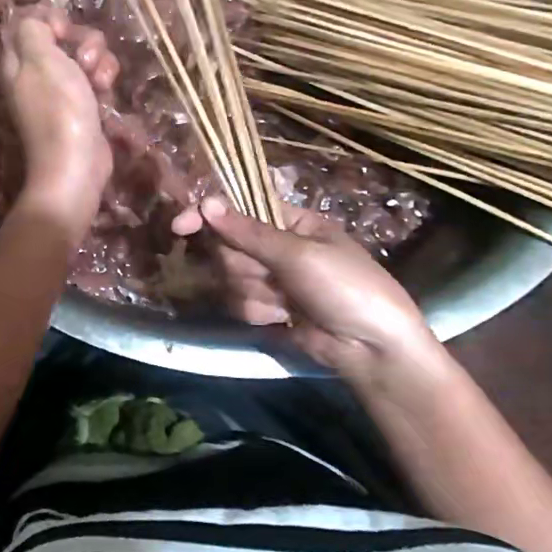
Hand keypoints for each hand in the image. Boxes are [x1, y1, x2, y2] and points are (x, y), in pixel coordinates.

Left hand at [2, 12, 113, 238]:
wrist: (76, 163)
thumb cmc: (57, 109)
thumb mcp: (40, 60)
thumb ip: (33, 30)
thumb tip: (38, 22)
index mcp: (17, 62)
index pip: (28, 23)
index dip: (50, 18)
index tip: (62, 31)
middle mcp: (35, 74)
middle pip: (62, 36)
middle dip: (82, 40)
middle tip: (85, 60)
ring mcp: (59, 90)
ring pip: (84, 55)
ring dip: (99, 60)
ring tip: (99, 81)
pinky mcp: (81, 104)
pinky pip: (94, 78)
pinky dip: (103, 80)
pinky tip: (106, 94)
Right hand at [172, 196, 434, 375]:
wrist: (371, 348)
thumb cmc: (346, 288)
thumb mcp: (299, 254)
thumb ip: (248, 232)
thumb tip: (206, 203)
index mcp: (292, 223)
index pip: (238, 210)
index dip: (207, 217)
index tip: (180, 226)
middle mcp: (276, 247)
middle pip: (226, 246)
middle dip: (242, 265)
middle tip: (269, 275)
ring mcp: (269, 279)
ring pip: (229, 277)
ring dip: (253, 292)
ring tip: (286, 302)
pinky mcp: (264, 307)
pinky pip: (237, 303)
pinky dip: (258, 311)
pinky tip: (284, 319)